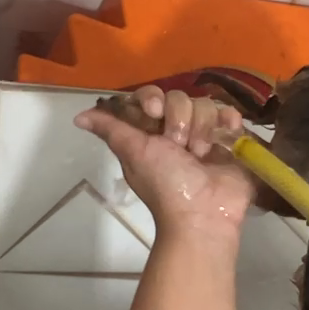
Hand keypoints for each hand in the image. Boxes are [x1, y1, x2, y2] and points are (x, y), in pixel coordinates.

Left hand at [75, 86, 254, 238]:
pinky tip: (227, 135)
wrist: (202, 213)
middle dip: (180, 119)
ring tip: (202, 154)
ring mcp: (205, 133)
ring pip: (205, 104)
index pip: (150, 96)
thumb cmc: (165, 186)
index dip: (152, 98)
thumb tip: (78, 118)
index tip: (154, 113)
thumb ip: (110, 130)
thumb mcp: (133, 154)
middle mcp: (177, 129)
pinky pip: (229, 114)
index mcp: (152, 132)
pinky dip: (228, 120)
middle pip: (179, 97)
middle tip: (180, 147)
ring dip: (203, 128)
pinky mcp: (230, 140)